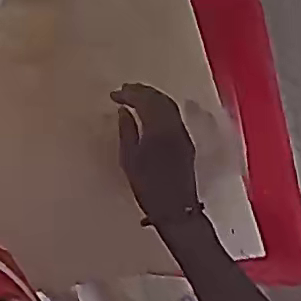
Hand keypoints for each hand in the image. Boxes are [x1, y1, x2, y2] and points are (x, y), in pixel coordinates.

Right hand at [112, 83, 203, 227]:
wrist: (177, 211)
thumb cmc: (148, 187)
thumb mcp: (129, 159)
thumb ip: (127, 130)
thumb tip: (124, 110)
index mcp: (158, 128)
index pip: (144, 100)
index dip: (128, 94)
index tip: (114, 95)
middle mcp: (174, 125)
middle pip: (158, 98)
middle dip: (141, 90)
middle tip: (124, 89)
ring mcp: (182, 132)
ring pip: (168, 104)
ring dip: (151, 96)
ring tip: (135, 95)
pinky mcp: (186, 141)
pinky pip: (173, 113)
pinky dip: (160, 105)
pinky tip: (150, 109)